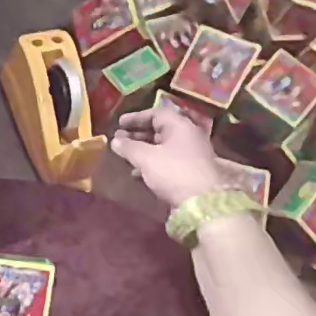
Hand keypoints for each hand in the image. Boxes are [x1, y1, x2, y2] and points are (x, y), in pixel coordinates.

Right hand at [110, 107, 226, 208]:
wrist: (200, 201)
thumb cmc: (173, 172)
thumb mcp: (146, 158)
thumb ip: (129, 147)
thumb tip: (114, 141)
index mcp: (179, 126)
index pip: (156, 114)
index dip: (136, 117)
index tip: (119, 124)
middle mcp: (186, 136)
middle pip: (159, 130)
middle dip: (137, 134)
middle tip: (118, 139)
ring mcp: (188, 154)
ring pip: (161, 147)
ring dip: (142, 150)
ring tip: (124, 156)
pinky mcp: (187, 171)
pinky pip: (165, 161)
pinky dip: (150, 163)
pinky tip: (136, 172)